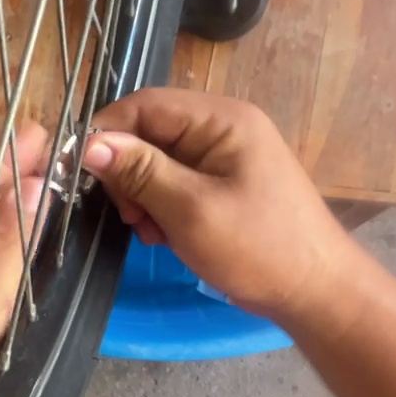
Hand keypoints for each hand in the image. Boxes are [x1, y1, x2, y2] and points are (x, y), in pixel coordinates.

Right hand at [81, 88, 355, 321]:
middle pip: (149, 133)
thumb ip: (140, 171)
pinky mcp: (221, 184)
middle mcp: (221, 128)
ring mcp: (223, 157)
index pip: (145, 105)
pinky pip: (173, 183)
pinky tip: (163, 234)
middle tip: (128, 215)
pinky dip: (158, 207)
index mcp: (221, 120)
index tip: (81, 174)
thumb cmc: (257, 247)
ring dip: (140, 195)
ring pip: (156, 161)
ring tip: (148, 231)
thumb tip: (89, 144)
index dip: (107, 133)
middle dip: (126, 172)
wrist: (314, 291)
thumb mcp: (190, 209)